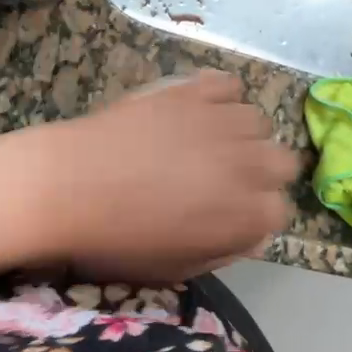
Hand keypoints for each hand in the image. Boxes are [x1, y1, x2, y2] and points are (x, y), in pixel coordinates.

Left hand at [23, 71, 297, 282]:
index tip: (232, 212)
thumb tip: (248, 234)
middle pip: (281, 161)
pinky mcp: (192, 91)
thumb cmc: (118, 238)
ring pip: (256, 120)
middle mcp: (247, 164)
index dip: (255, 211)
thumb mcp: (177, 266)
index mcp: (246, 215)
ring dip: (240, 133)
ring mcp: (220, 121)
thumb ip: (224, 249)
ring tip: (209, 142)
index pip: (279, 209)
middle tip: (224, 177)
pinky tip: (200, 109)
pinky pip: (226, 84)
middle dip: (261, 170)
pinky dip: (220, 95)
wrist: (70, 185)